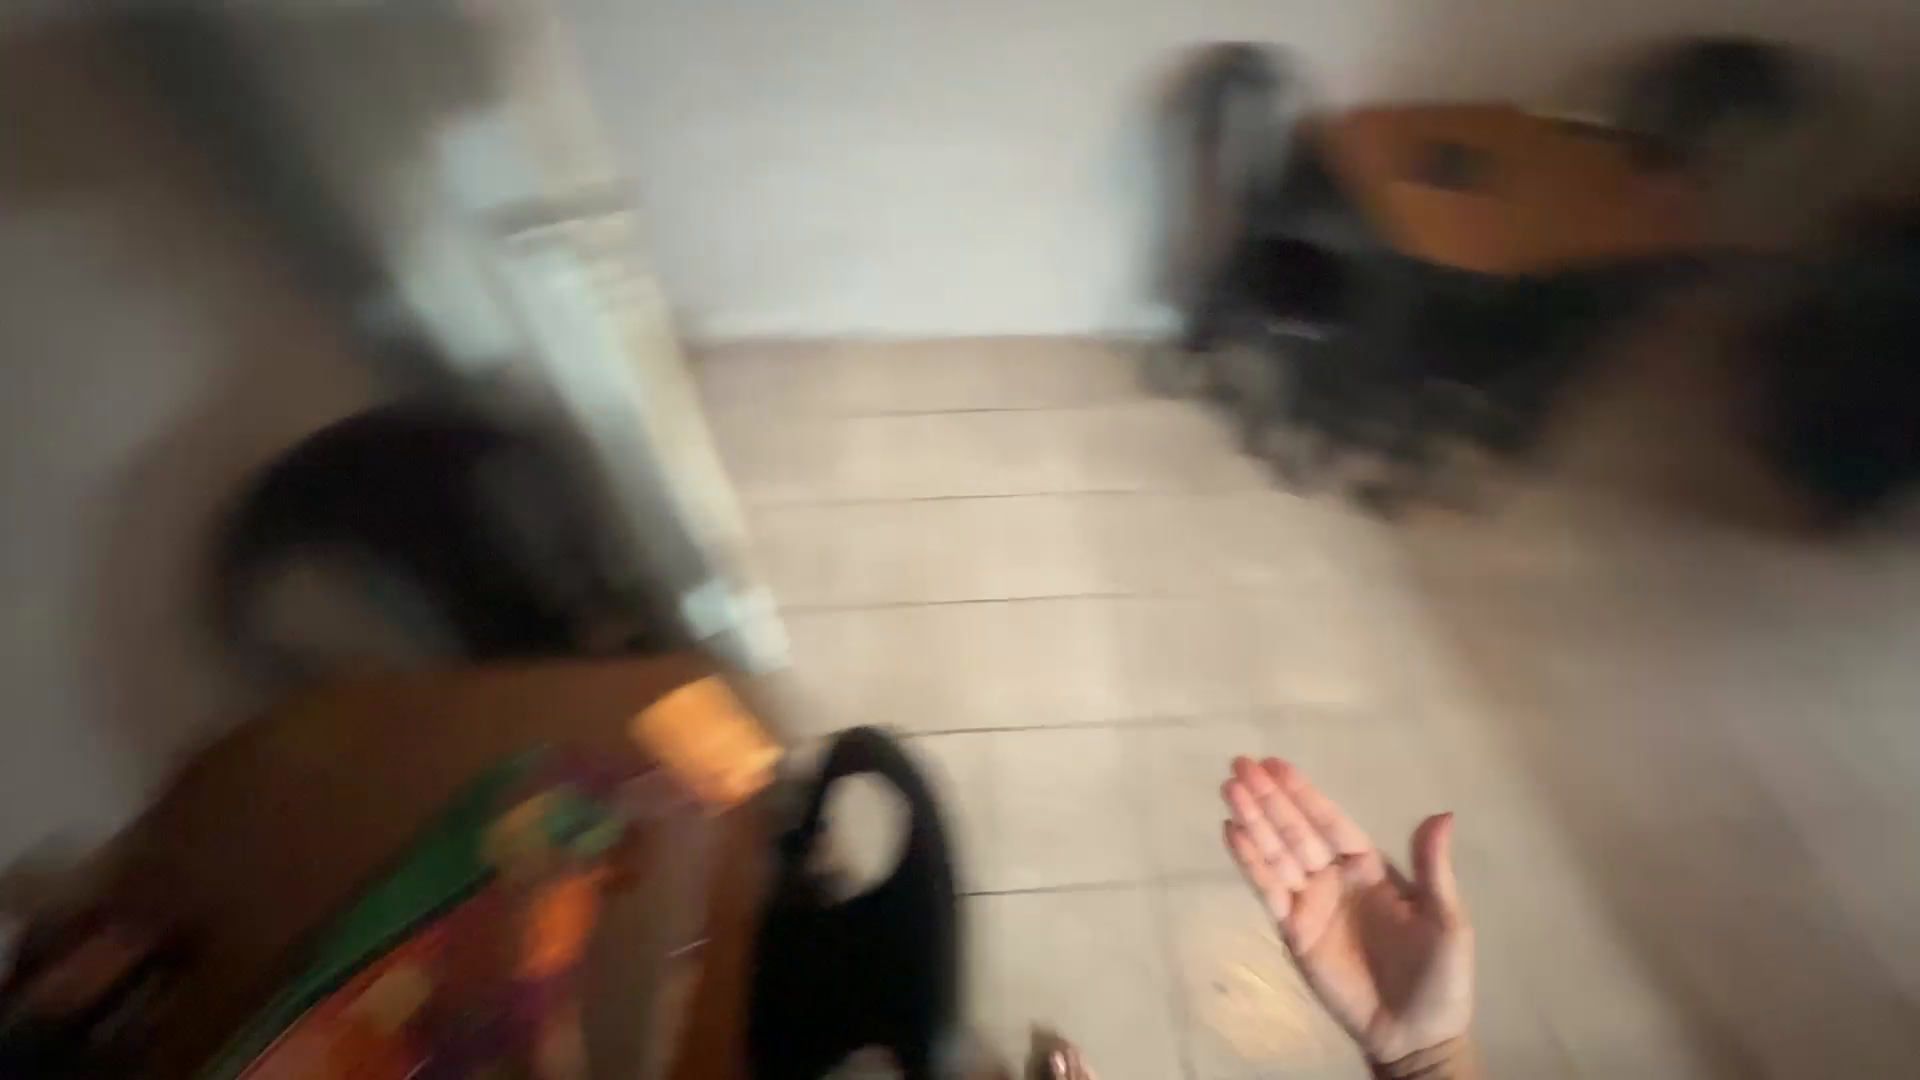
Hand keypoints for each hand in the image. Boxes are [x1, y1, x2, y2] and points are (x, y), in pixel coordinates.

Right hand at [1220, 757, 1472, 1065]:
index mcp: (1367, 867)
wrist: (1417, 1038)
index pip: (1329, 822)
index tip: (1275, 764)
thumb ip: (1433, 868)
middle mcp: (1332, 876)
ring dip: (1252, 819)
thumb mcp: (1447, 922)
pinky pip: (1266, 888)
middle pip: (1294, 829)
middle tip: (1240, 764)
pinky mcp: (1291, 928)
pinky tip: (1232, 831)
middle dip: (1268, 797)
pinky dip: (1248, 860)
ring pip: (1275, 851)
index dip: (1303, 794)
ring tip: (1230, 788)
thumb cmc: (1439, 978)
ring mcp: (1308, 900)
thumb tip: (1443, 815)